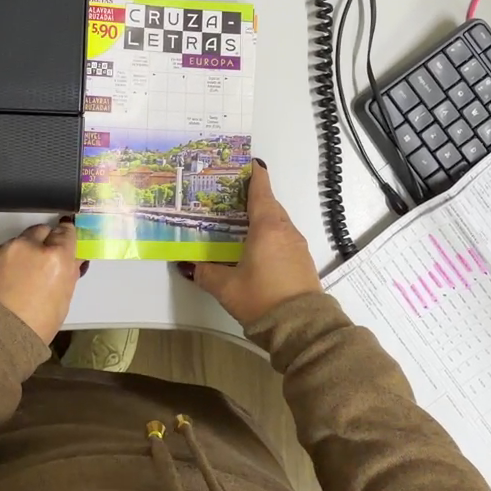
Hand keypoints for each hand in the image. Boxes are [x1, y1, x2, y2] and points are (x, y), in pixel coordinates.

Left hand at [0, 217, 83, 341]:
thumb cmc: (33, 327)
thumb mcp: (62, 303)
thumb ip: (67, 275)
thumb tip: (71, 261)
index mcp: (54, 257)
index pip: (65, 232)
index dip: (65, 239)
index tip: (63, 246)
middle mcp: (27, 246)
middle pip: (39, 231)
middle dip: (42, 242)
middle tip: (40, 264)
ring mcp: (1, 251)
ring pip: (15, 244)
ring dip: (19, 255)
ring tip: (14, 282)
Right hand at [177, 162, 321, 324]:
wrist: (301, 328)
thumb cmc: (262, 299)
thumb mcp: (226, 287)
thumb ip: (205, 273)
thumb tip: (189, 266)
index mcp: (267, 227)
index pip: (261, 190)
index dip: (254, 174)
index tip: (246, 162)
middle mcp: (285, 230)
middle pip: (269, 204)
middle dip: (252, 197)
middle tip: (230, 195)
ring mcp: (297, 245)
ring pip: (278, 221)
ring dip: (262, 217)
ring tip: (239, 221)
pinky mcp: (302, 261)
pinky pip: (283, 237)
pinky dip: (270, 233)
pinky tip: (255, 245)